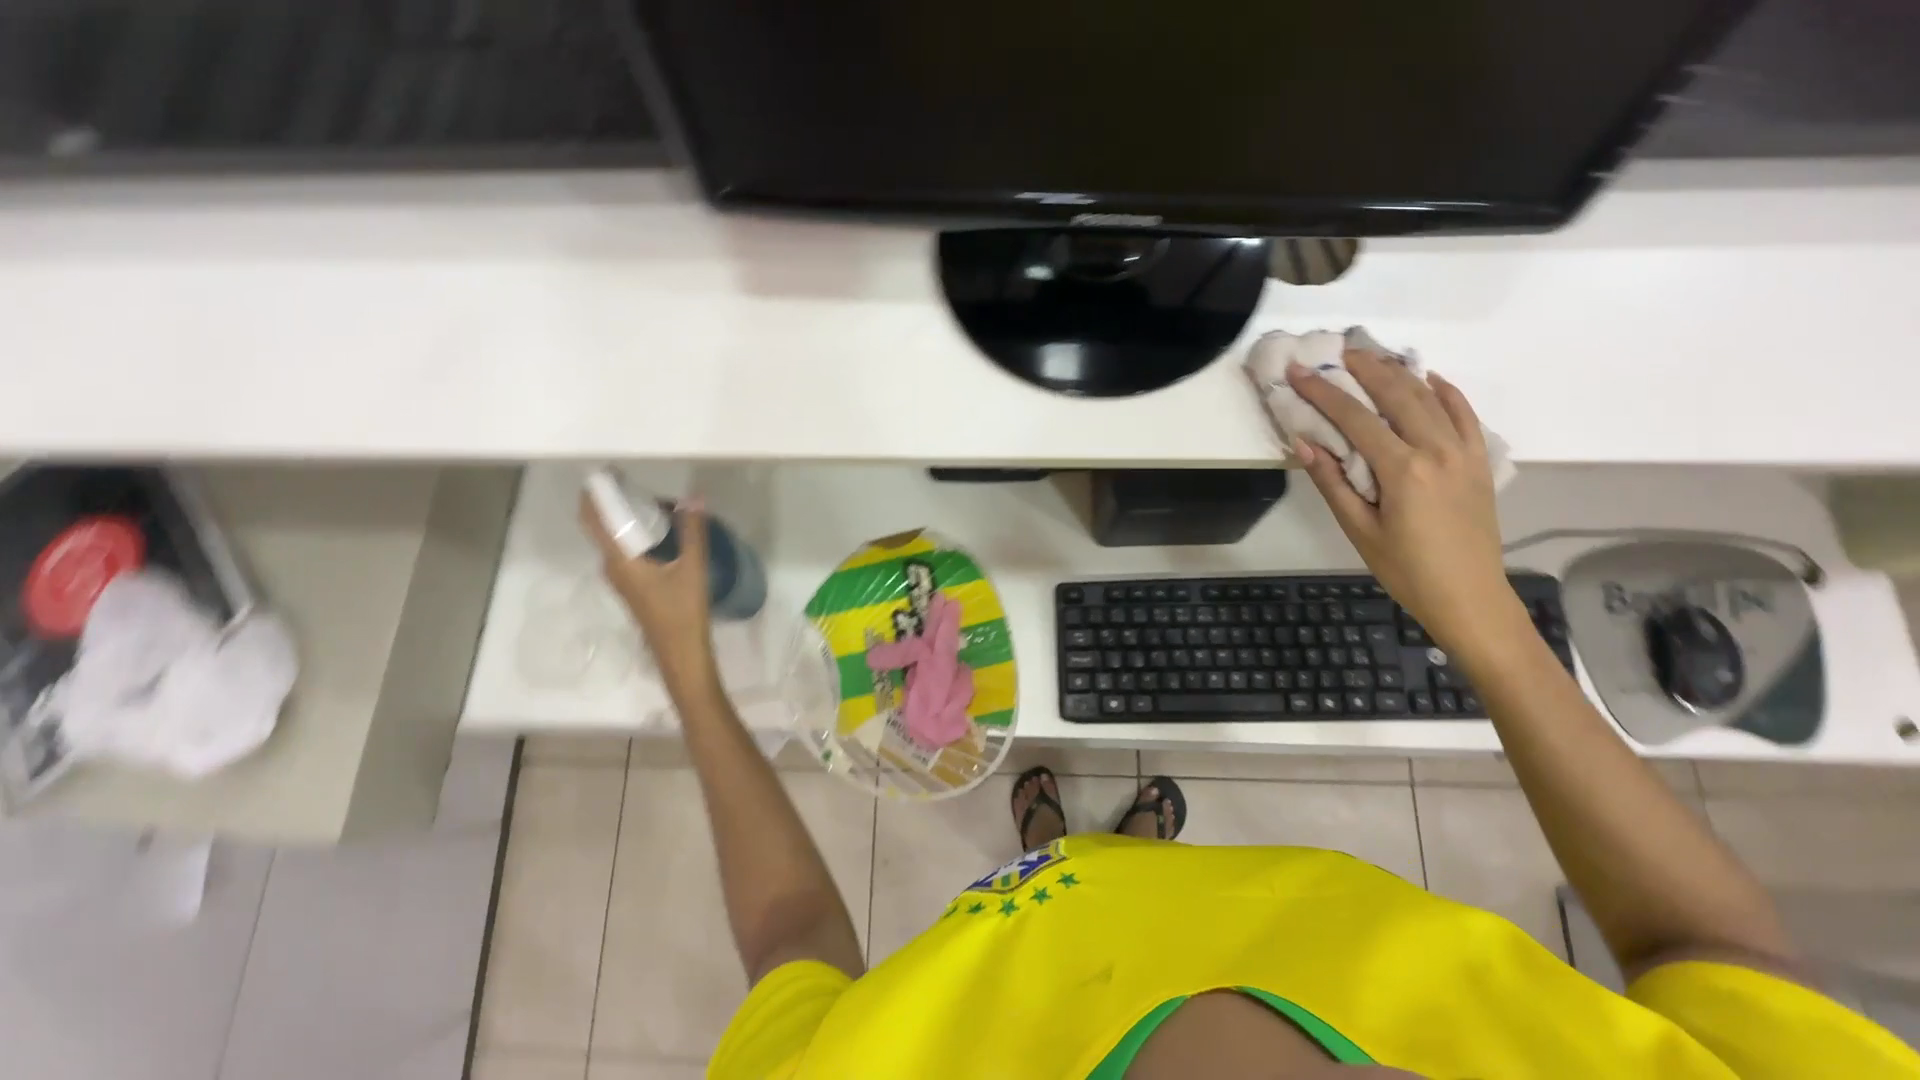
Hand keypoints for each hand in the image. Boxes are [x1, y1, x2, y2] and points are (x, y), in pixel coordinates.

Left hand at [578, 494, 717, 692]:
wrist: (682, 655)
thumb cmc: (683, 613)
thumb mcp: (692, 569)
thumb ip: (693, 531)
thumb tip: (695, 498)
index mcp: (619, 560)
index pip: (593, 519)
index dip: (594, 493)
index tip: (606, 470)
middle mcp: (613, 567)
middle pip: (602, 526)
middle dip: (613, 501)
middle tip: (635, 481)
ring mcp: (621, 578)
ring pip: (616, 539)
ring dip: (627, 518)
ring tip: (653, 501)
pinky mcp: (633, 585)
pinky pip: (627, 550)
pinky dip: (637, 533)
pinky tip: (661, 530)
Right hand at [1286, 351, 1528, 651]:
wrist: (1470, 597)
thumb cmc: (1407, 570)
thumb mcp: (1360, 531)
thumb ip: (1333, 482)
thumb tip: (1304, 443)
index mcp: (1403, 470)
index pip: (1355, 418)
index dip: (1323, 393)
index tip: (1298, 373)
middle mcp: (1437, 450)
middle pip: (1396, 395)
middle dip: (1364, 370)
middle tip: (1338, 353)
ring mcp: (1465, 452)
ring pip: (1430, 397)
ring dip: (1400, 374)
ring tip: (1374, 359)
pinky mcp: (1480, 461)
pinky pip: (1464, 414)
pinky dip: (1446, 392)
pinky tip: (1430, 379)